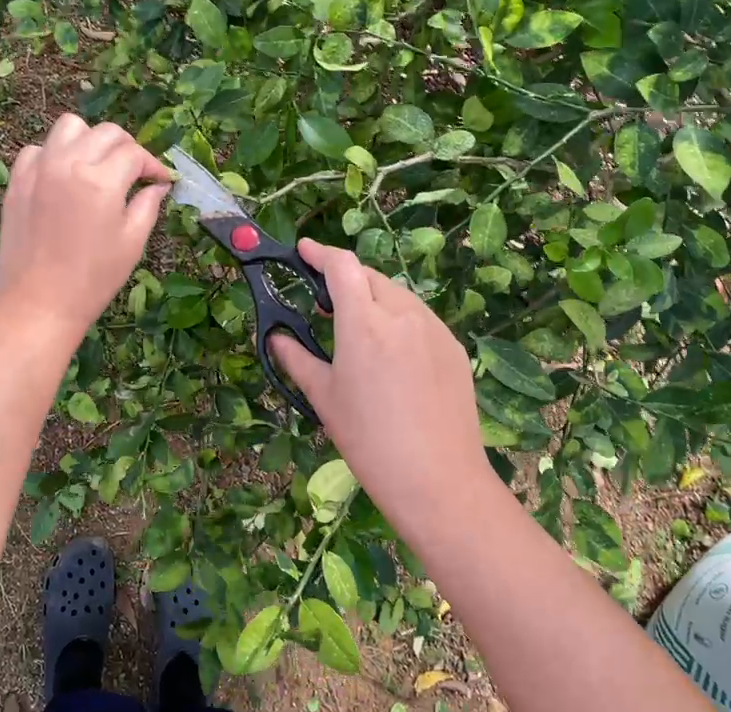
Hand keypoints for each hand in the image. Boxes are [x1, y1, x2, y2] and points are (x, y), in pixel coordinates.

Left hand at [0, 115, 172, 339]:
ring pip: (69, 127)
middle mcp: (68, 163)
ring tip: (97, 165)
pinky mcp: (16, 181)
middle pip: (105, 133)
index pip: (134, 153)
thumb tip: (158, 185)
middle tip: (134, 172)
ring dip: (89, 139)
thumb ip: (147, 205)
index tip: (160, 180)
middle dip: (127, 148)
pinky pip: (37, 150)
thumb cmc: (92, 280)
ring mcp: (38, 169)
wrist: (37, 305)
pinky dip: (54, 154)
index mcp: (101, 180)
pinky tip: (63, 177)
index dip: (152, 165)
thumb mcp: (131, 243)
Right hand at [270, 240, 492, 521]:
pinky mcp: (454, 349)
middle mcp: (401, 314)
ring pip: (397, 295)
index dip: (319, 252)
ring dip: (373, 297)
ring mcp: (434, 329)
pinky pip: (419, 318)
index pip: (341, 266)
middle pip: (369, 276)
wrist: (438, 481)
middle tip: (325, 304)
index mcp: (363, 323)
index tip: (303, 250)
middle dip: (344, 279)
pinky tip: (390, 354)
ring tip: (357, 329)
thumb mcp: (323, 397)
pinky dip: (398, 319)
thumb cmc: (369, 440)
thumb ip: (297, 358)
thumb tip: (276, 337)